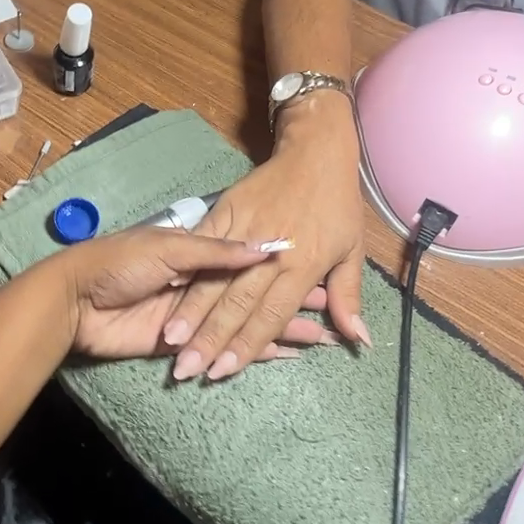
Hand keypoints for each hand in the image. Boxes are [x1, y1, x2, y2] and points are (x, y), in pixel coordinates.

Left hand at [41, 228, 332, 362]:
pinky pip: (223, 346)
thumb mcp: (170, 247)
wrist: (75, 297)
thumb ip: (217, 253)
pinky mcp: (184, 343)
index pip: (252, 262)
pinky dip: (252, 351)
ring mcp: (194, 315)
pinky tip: (283, 355)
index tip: (322, 277)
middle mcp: (202, 284)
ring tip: (319, 340)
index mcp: (199, 252)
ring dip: (280, 331)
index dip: (285, 268)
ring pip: (245, 323)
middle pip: (254, 296)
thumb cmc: (120, 261)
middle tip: (330, 317)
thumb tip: (267, 249)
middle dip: (291, 305)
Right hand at [165, 93, 369, 380]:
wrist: (316, 152)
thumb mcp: (352, 250)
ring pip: (213, 277)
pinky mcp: (224, 211)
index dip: (246, 345)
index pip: (270, 314)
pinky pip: (202, 246)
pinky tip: (166, 290)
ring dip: (190, 310)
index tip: (222, 371)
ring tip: (170, 340)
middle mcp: (271, 253)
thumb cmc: (336, 205)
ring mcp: (244, 230)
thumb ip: (346, 296)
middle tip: (186, 369)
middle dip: (210, 339)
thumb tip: (357, 340)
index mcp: (304, 265)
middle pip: (236, 303)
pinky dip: (185, 271)